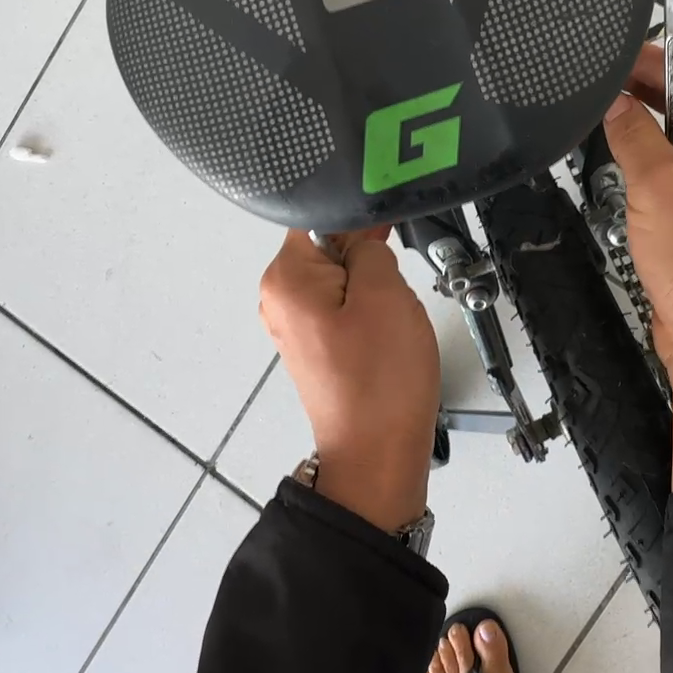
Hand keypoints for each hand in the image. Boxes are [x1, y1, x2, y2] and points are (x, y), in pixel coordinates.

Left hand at [258, 228, 440, 530]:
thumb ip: (369, 248)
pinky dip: (368, 309)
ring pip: (342, 277)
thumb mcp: (385, 294)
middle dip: (367, 257)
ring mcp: (295, 324)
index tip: (391, 234)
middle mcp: (279, 297)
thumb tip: (362, 239)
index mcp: (285, 278)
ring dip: (373, 286)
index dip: (359, 220)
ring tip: (392, 315)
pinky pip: (343, 306)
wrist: (377, 454)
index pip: (320, 217)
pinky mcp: (316, 345)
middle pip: (329, 246)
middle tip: (393, 286)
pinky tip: (387, 332)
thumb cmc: (380, 375)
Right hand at [602, 44, 672, 489]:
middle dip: (645, 98)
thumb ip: (632, 130)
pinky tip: (625, 165)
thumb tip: (613, 100)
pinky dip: (657, 165)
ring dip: (648, 134)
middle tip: (595, 91)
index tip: (607, 58)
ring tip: (603, 126)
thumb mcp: (657, 182)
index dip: (649, 63)